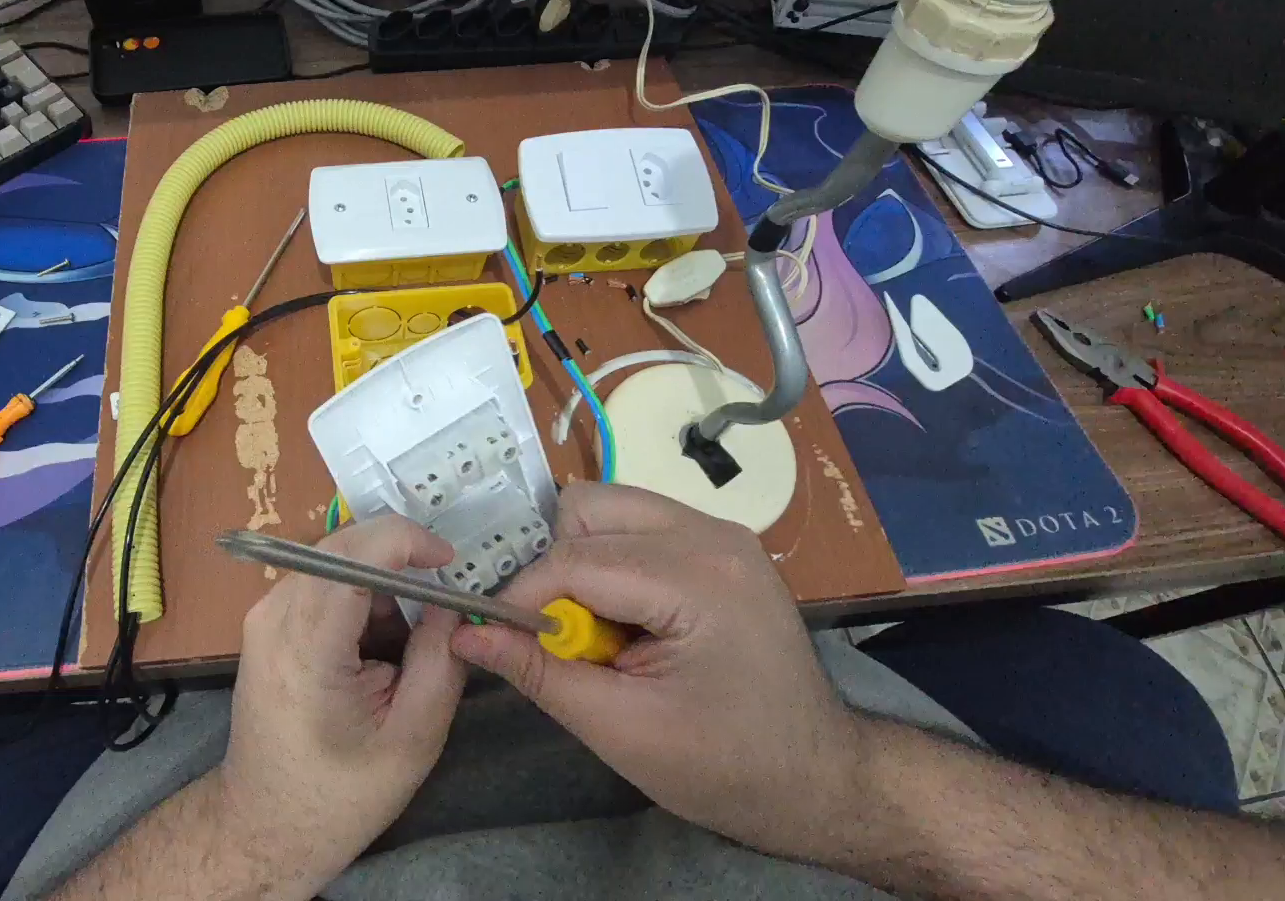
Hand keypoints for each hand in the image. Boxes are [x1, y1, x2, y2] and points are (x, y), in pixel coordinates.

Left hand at [215, 517, 466, 894]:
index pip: (353, 555)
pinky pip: (321, 580)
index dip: (406, 540)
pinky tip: (372, 650)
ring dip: (380, 585)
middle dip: (399, 561)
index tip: (450, 559)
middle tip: (440, 602)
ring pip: (335, 559)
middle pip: (344, 546)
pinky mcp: (266, 621)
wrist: (265, 826)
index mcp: (307, 646)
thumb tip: (452, 599)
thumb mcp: (412, 737)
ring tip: (401, 648)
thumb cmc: (340, 795)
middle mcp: (275, 615)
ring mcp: (264, 614)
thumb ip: (440, 660)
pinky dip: (358, 598)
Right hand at [448, 483, 862, 857]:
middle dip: (555, 564)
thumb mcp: (621, 729)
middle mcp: (710, 533)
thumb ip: (537, 672)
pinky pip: (635, 522)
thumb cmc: (726, 766)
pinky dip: (609, 557)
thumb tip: (463, 636)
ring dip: (580, 556)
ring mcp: (719, 531)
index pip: (575, 559)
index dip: (521, 595)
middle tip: (558, 628)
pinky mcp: (717, 541)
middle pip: (589, 509)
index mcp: (698, 578)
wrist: (821, 779)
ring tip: (591, 622)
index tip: (493, 632)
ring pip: (608, 506)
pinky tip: (622, 611)